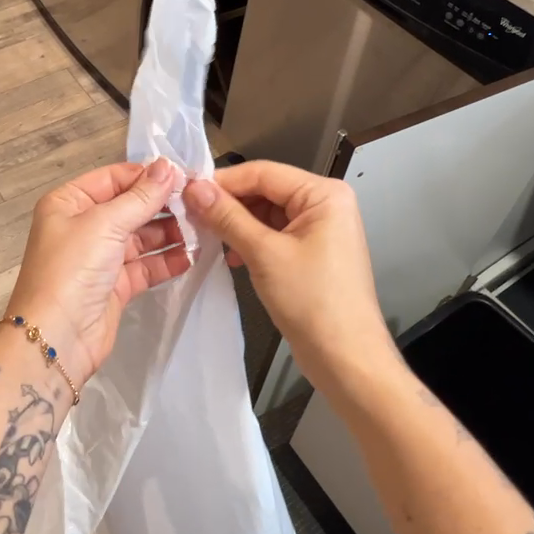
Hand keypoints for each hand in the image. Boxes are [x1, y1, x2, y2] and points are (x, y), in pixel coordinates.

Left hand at [4, 158, 191, 385]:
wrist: (55, 340)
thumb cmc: (72, 269)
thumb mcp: (105, 224)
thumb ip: (141, 197)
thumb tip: (168, 166)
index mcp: (69, 202)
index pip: (114, 178)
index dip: (148, 175)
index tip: (185, 176)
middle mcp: (83, 225)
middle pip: (130, 206)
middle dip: (163, 205)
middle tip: (200, 204)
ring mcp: (99, 256)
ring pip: (141, 236)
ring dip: (170, 233)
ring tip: (203, 228)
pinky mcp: (114, 285)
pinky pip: (145, 265)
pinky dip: (167, 260)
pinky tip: (192, 256)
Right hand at [183, 160, 397, 391]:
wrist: (347, 360)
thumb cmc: (312, 302)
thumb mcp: (263, 254)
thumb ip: (227, 217)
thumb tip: (193, 188)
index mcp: (324, 194)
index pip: (263, 172)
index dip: (223, 181)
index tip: (186, 191)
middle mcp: (326, 203)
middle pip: (265, 189)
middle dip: (229, 203)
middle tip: (191, 216)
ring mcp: (320, 228)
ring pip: (266, 212)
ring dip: (237, 223)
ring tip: (207, 237)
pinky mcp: (312, 251)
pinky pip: (274, 233)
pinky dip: (250, 240)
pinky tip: (231, 255)